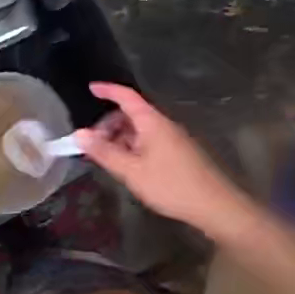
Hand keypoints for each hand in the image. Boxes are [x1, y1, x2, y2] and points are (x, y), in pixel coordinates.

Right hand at [76, 82, 260, 241]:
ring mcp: (173, 138)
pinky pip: (150, 141)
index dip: (108, 90)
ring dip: (121, 138)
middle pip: (131, 114)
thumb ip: (104, 152)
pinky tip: (129, 167)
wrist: (215, 205)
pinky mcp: (178, 152)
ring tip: (109, 159)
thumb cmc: (171, 185)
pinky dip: (133, 147)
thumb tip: (79, 134)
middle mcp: (163, 124)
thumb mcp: (131, 171)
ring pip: (140, 130)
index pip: (127, 97)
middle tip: (93, 144)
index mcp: (152, 122)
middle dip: (109, 124)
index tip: (90, 88)